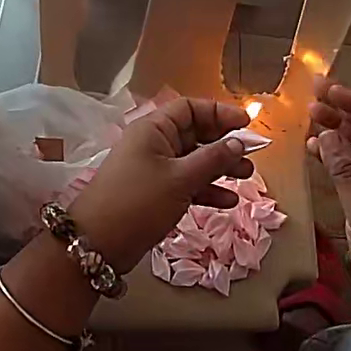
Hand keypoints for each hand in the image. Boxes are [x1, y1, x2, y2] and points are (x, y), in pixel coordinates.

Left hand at [71, 97, 256, 267]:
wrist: (98, 242)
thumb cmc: (139, 201)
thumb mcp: (180, 178)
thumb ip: (212, 159)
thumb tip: (239, 142)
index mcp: (153, 129)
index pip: (189, 108)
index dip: (219, 113)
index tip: (246, 124)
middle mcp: (153, 144)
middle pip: (194, 134)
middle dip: (224, 143)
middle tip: (252, 154)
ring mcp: (153, 169)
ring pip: (193, 161)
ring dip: (219, 167)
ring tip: (246, 177)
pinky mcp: (155, 194)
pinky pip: (186, 184)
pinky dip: (206, 190)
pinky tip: (228, 201)